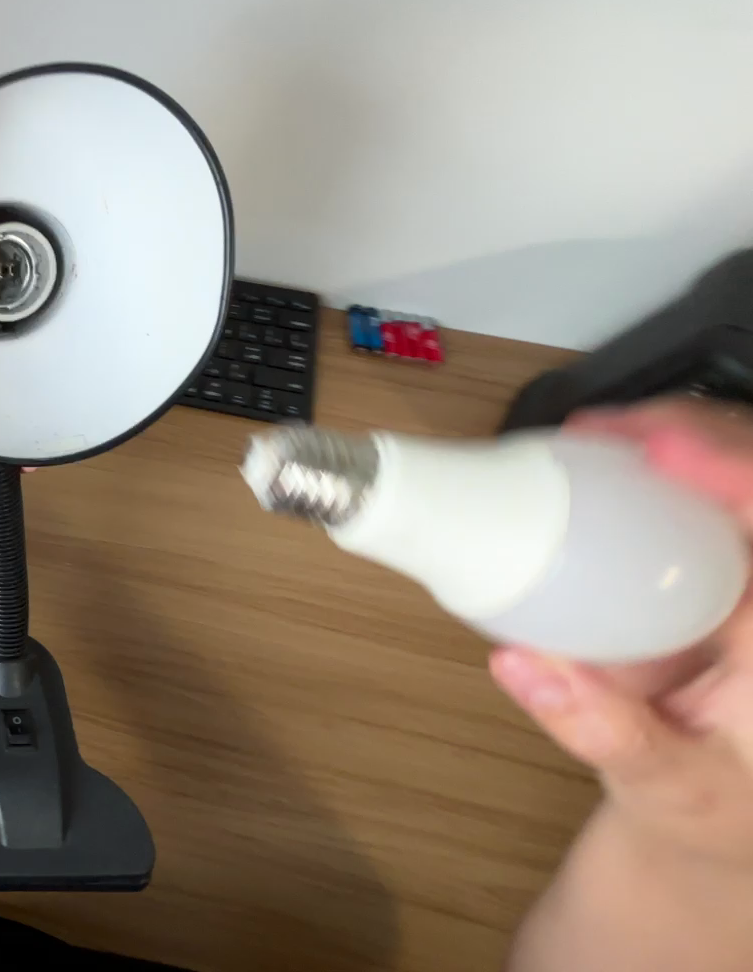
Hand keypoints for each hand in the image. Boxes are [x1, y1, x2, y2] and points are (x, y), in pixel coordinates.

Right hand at [490, 398, 752, 869]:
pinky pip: (703, 511)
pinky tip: (602, 459)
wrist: (722, 815)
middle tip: (599, 428)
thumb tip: (516, 663)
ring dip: (681, 441)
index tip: (655, 449)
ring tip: (592, 432)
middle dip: (706, 437)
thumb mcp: (672, 792)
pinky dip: (654, 469)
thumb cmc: (718, 812)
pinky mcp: (718, 582)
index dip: (738, 475)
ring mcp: (746, 586)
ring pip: (741, 492)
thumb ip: (607, 735)